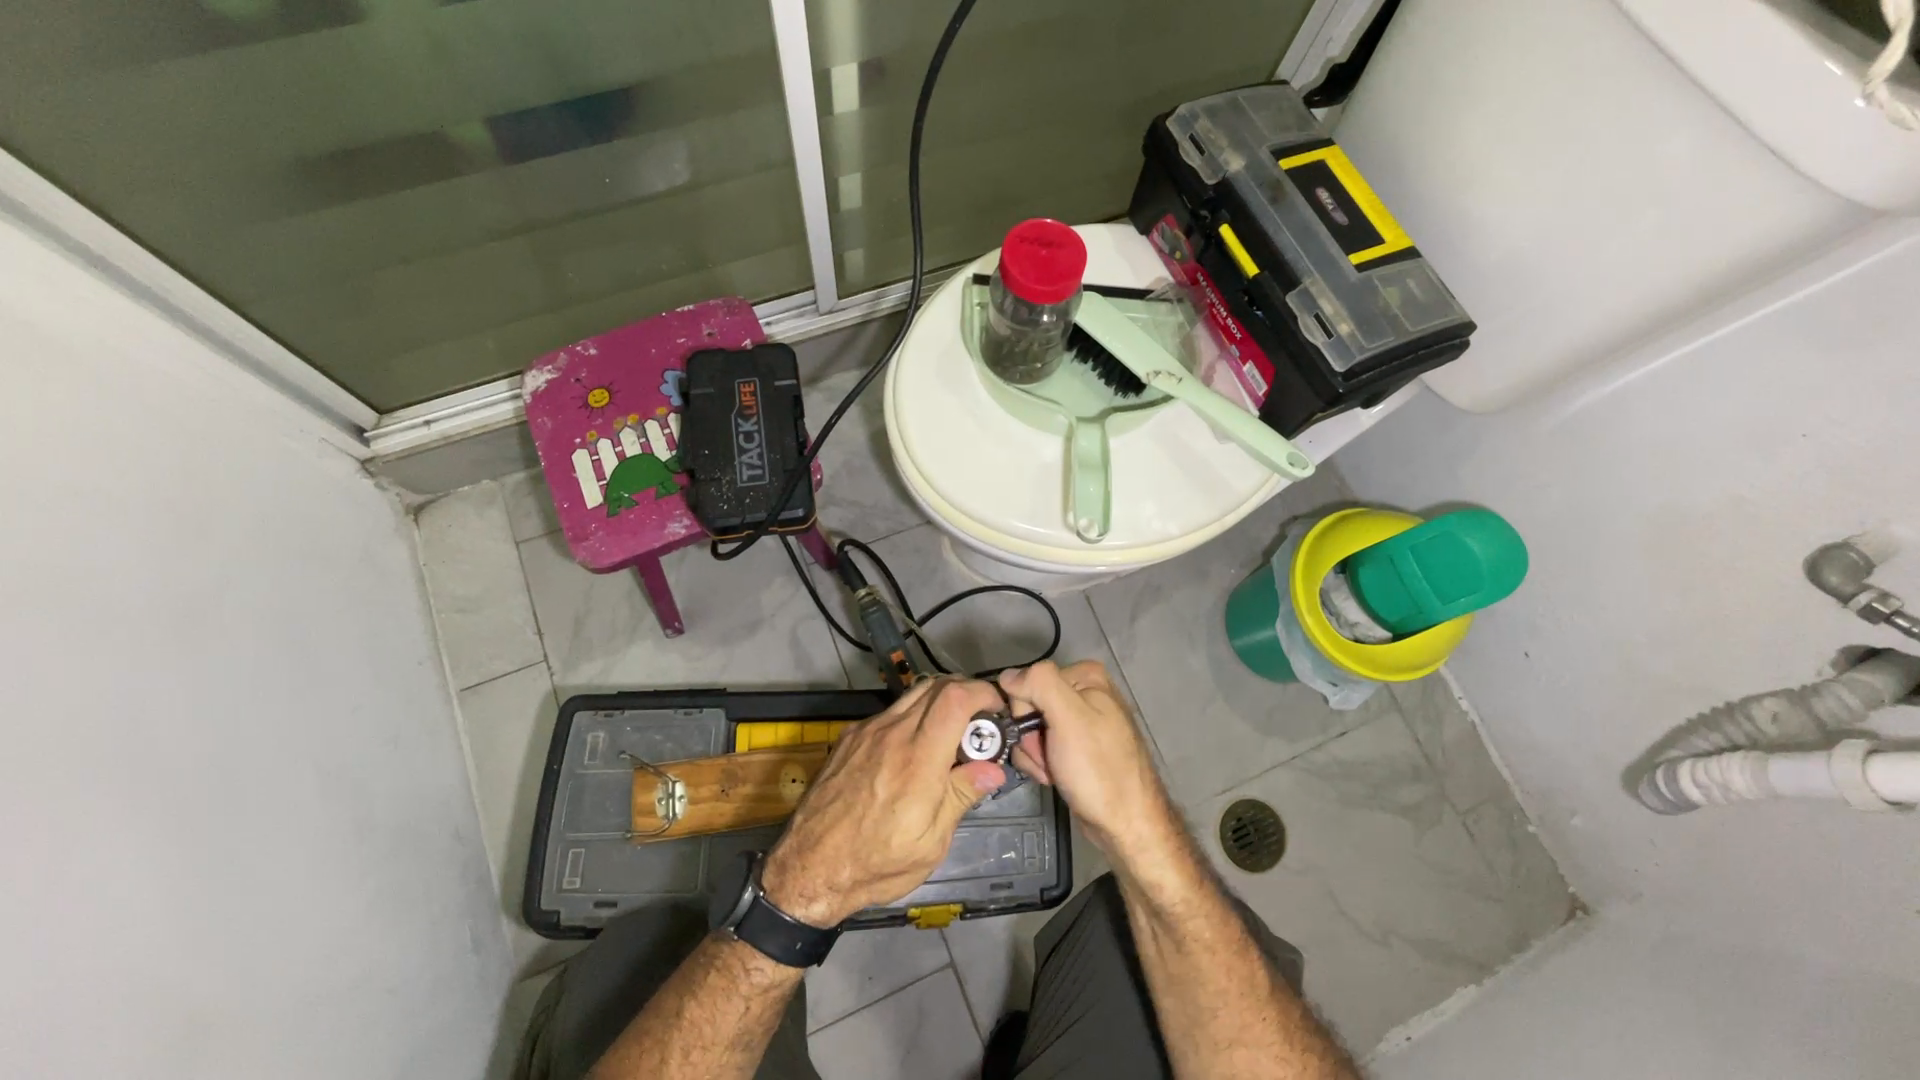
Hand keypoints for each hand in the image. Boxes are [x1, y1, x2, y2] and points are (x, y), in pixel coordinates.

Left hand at [760, 678, 1006, 926]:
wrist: (809, 869)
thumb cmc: (874, 864)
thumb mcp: (930, 842)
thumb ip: (961, 796)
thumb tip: (992, 769)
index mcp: (918, 759)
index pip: (956, 698)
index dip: (983, 691)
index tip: (998, 707)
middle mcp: (892, 734)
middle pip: (936, 686)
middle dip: (967, 692)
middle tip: (981, 721)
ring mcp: (867, 733)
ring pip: (912, 695)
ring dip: (939, 702)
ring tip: (950, 735)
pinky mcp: (849, 739)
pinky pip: (889, 713)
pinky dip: (911, 717)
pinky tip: (914, 750)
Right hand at [997, 660, 1177, 854]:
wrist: (1125, 823)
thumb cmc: (1098, 769)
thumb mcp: (1069, 718)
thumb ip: (1039, 684)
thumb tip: (1008, 675)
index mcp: (1087, 677)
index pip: (1029, 681)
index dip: (1026, 711)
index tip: (1041, 735)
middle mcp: (1085, 693)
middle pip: (1029, 705)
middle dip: (1031, 737)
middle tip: (1049, 758)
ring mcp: (1081, 723)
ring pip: (1032, 730)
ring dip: (1034, 755)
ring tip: (1054, 772)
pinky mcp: (1076, 749)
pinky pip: (1042, 747)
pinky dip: (1042, 764)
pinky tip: (1055, 777)